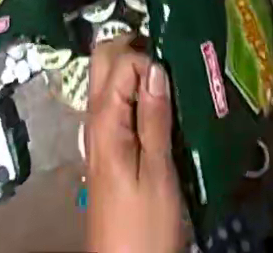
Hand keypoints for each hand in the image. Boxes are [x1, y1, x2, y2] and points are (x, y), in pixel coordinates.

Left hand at [85, 38, 184, 252]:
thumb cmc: (145, 226)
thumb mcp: (158, 174)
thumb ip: (154, 118)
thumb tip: (156, 66)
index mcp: (104, 116)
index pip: (121, 60)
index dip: (149, 59)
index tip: (179, 71)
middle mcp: (94, 113)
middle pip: (104, 59)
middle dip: (133, 47)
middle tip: (172, 57)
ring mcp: (97, 128)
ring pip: (108, 78)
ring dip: (133, 67)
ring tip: (172, 78)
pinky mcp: (107, 144)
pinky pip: (114, 100)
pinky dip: (132, 91)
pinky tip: (160, 104)